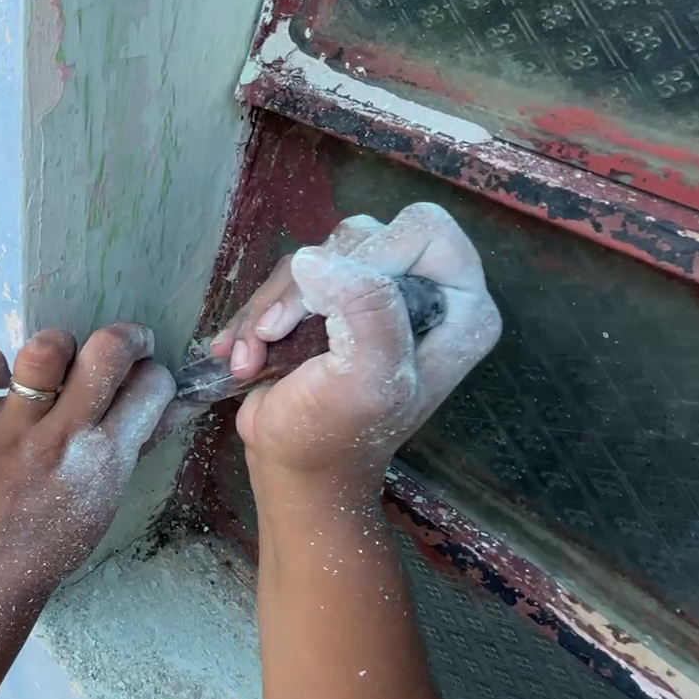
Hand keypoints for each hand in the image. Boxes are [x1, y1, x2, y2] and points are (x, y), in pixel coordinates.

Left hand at [0, 324, 175, 599]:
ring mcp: (13, 428)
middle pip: (104, 354)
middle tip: (121, 350)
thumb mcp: (116, 488)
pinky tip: (6, 378)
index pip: (150, 387)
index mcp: (105, 456)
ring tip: (63, 362)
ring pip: (42, 352)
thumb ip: (146, 437)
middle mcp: (62, 436)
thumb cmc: (64, 529)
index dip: (155, 375)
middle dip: (126, 339)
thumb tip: (183, 398)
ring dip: (60, 346)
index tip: (144, 379)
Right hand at [221, 203, 499, 502]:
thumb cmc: (334, 435)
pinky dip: (251, 319)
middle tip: (277, 335)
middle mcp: (416, 294)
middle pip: (355, 239)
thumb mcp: (364, 378)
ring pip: (308, 261)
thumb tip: (313, 257)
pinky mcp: (320, 310)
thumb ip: (363, 309)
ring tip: (254, 358)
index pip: (422, 230)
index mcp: (456, 307)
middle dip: (302, 290)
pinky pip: (280, 284)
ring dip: (267, 312)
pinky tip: (242, 356)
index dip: (370, 255)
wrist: (291, 468)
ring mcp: (364, 300)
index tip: (326, 304)